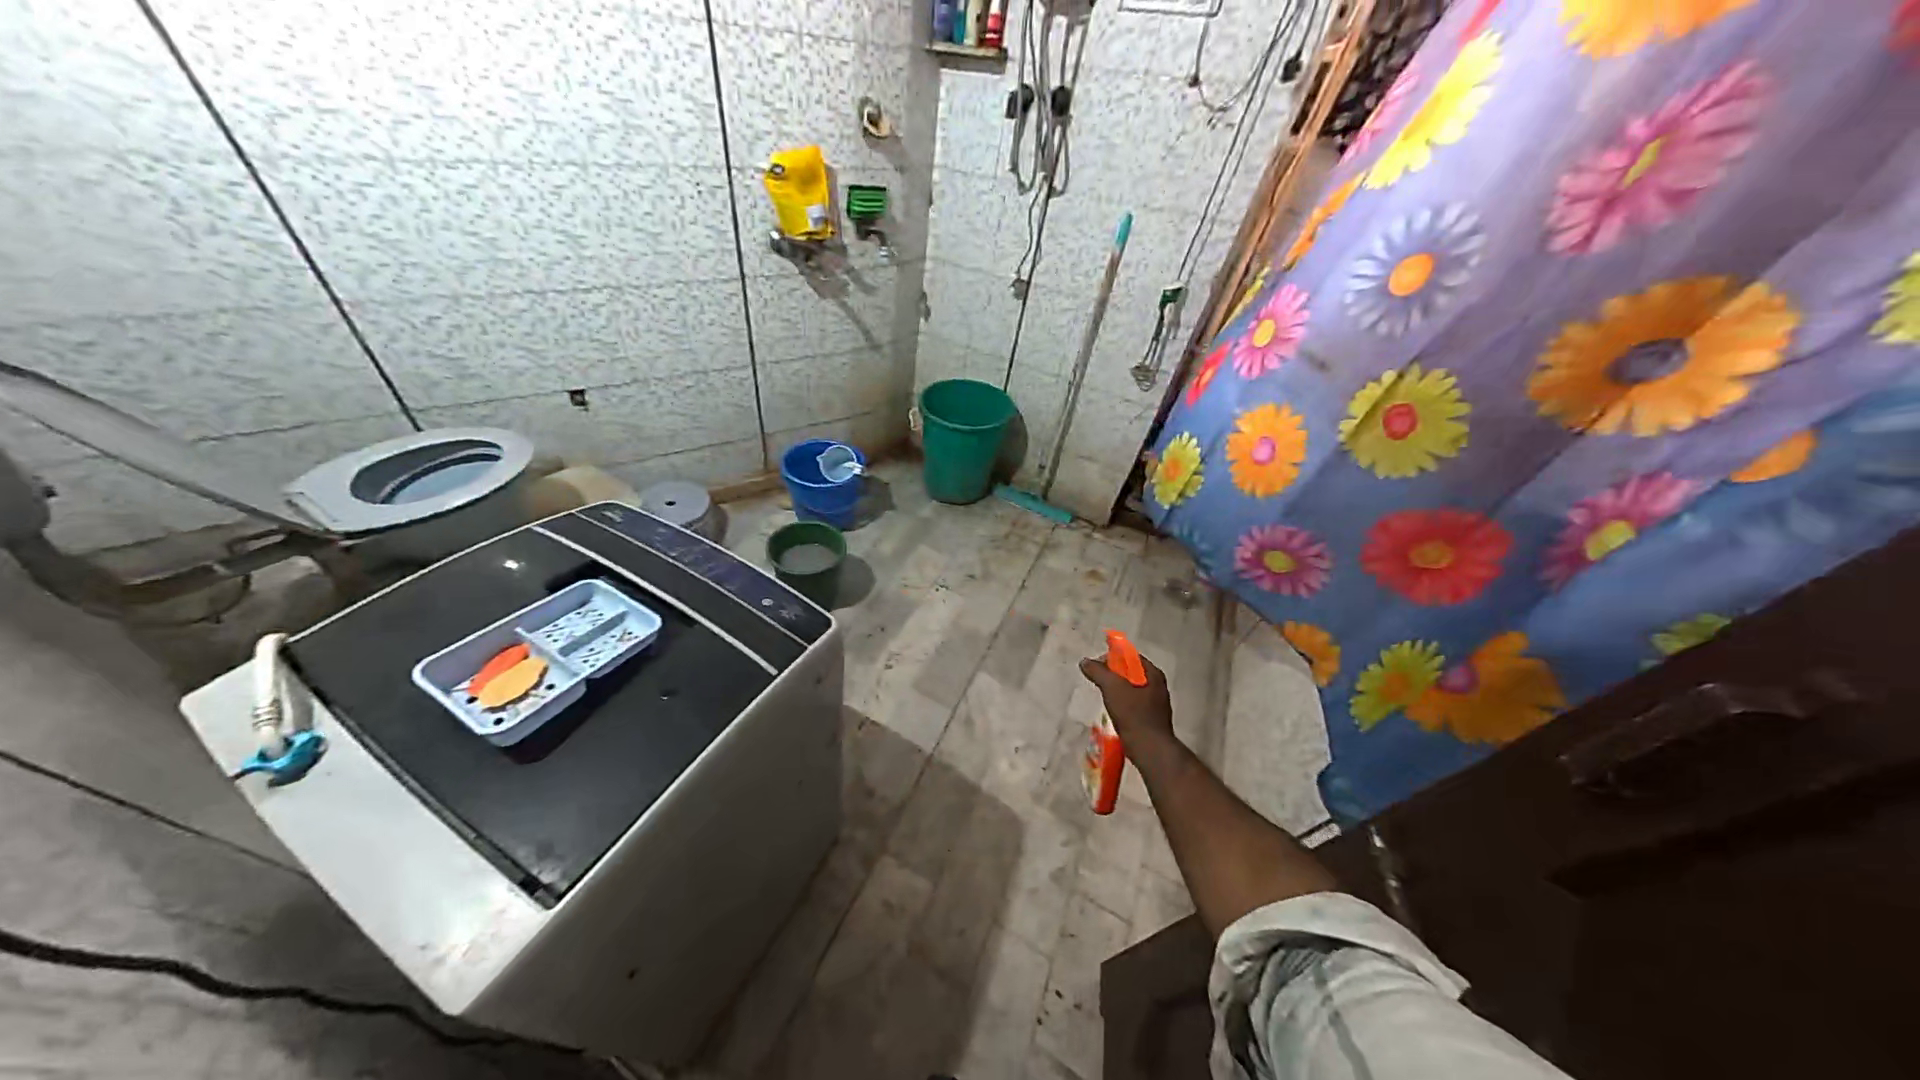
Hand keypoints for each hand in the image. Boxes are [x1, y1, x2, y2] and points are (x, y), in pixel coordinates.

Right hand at [1078, 652, 1174, 747]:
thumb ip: (1098, 672)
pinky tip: (1112, 709)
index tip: (1097, 665)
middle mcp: (1157, 685)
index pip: (1131, 656)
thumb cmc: (1133, 714)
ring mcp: (1156, 702)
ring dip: (1116, 688)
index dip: (1112, 656)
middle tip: (1097, 679)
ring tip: (1102, 694)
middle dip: (1113, 673)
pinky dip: (1122, 701)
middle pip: (1131, 671)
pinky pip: (1133, 702)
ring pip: (1132, 687)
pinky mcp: (1151, 717)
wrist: (1149, 747)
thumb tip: (1085, 662)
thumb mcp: (1112, 687)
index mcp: (1153, 674)